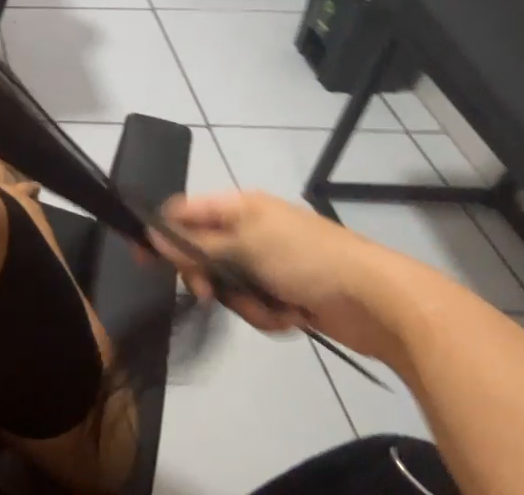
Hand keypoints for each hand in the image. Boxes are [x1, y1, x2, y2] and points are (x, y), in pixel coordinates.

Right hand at [151, 190, 411, 358]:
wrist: (380, 302)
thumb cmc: (307, 259)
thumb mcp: (244, 246)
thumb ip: (195, 244)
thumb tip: (152, 235)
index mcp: (240, 207)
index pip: (184, 213)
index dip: (161, 233)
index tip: (143, 259)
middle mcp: (250, 231)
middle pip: (202, 253)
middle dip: (207, 277)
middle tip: (210, 293)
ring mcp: (270, 263)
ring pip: (228, 285)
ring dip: (244, 302)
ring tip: (273, 309)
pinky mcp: (287, 294)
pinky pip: (256, 305)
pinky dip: (268, 314)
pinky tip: (292, 317)